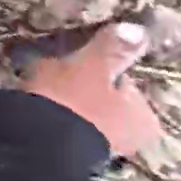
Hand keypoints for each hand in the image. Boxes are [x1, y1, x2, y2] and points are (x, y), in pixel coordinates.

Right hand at [22, 21, 163, 156]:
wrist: (39, 140)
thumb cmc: (72, 100)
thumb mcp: (91, 66)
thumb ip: (113, 49)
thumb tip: (139, 30)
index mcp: (146, 117)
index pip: (123, 80)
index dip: (97, 65)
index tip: (73, 58)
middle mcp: (132, 136)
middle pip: (104, 95)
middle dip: (80, 81)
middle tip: (52, 69)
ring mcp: (103, 145)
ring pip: (84, 107)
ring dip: (64, 95)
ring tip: (37, 82)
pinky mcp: (74, 150)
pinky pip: (67, 120)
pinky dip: (54, 109)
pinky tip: (35, 100)